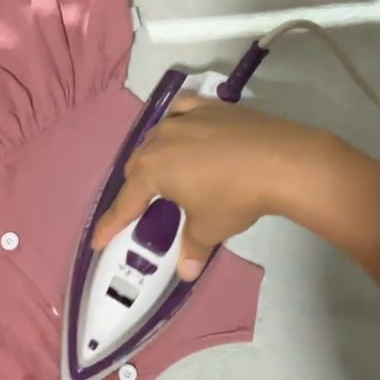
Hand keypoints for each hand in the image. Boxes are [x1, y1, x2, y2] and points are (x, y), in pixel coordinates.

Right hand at [91, 93, 355, 279]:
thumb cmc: (236, 197)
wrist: (280, 160)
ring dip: (154, 154)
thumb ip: (192, 248)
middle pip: (138, 164)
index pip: (125, 202)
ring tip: (165, 171)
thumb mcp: (210, 228)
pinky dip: (176, 120)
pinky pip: (182, 110)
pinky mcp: (210, 107)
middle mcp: (161, 138)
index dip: (111, 224)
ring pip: (157, 135)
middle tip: (143, 208)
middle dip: (136, 187)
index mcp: (153, 169)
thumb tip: (185, 272)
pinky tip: (182, 126)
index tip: (99, 240)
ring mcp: (185, 118)